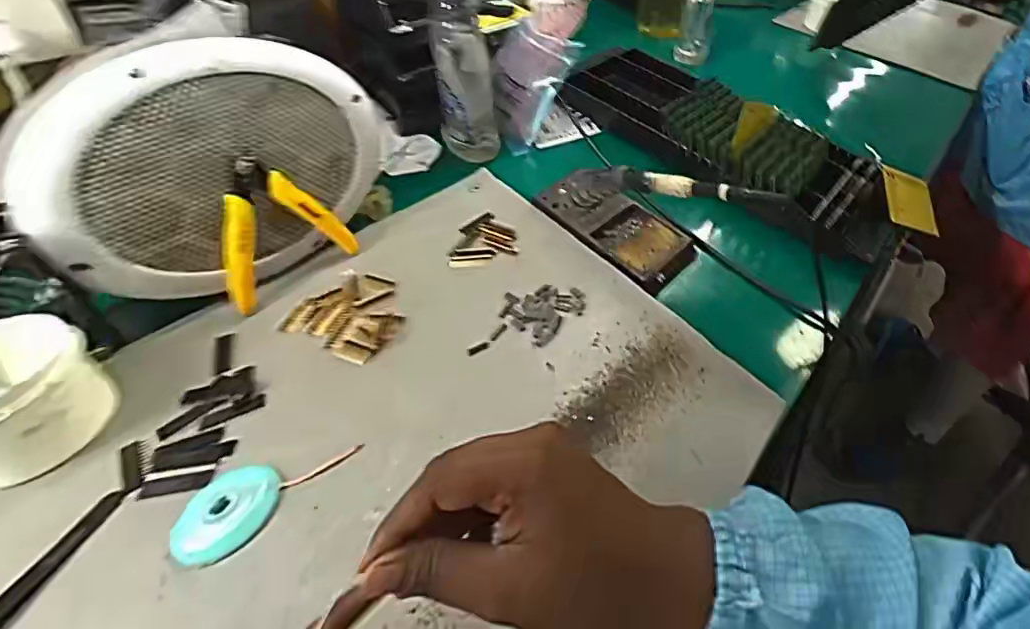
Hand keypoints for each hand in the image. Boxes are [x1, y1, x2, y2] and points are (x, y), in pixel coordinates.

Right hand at [316, 423, 713, 628]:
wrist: (660, 577)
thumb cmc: (593, 585)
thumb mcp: (506, 588)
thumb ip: (437, 570)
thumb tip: (381, 569)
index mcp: (525, 459)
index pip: (440, 478)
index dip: (398, 524)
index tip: (370, 571)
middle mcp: (535, 440)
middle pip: (454, 470)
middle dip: (416, 519)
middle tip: (388, 574)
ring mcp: (547, 448)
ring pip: (472, 474)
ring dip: (442, 517)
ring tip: (420, 569)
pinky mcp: (553, 463)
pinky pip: (496, 479)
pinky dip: (471, 513)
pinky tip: (460, 550)